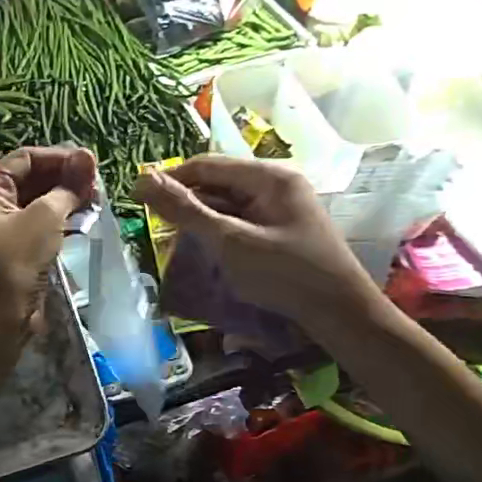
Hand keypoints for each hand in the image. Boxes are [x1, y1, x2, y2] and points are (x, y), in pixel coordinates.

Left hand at [0, 147, 96, 337]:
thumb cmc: (13, 264)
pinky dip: (62, 222)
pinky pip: (41, 227)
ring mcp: (2, 230)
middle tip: (99, 186)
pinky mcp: (16, 252)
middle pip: (32, 180)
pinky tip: (84, 223)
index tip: (93, 165)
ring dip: (67, 201)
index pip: (25, 159)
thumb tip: (88, 157)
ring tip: (96, 202)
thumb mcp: (42, 219)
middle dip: (66, 179)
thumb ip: (67, 188)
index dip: (60, 158)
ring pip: (39, 204)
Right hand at [135, 156, 374, 330]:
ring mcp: (282, 209)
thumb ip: (185, 211)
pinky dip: (222, 236)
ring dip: (203, 223)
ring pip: (229, 206)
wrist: (343, 315)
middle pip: (218, 184)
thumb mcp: (230, 242)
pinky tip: (210, 256)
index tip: (138, 201)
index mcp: (269, 177)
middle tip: (158, 232)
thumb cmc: (287, 275)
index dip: (170, 179)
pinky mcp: (284, 232)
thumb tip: (141, 180)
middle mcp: (277, 185)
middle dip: (188, 205)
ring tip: (180, 246)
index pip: (206, 165)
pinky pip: (243, 224)